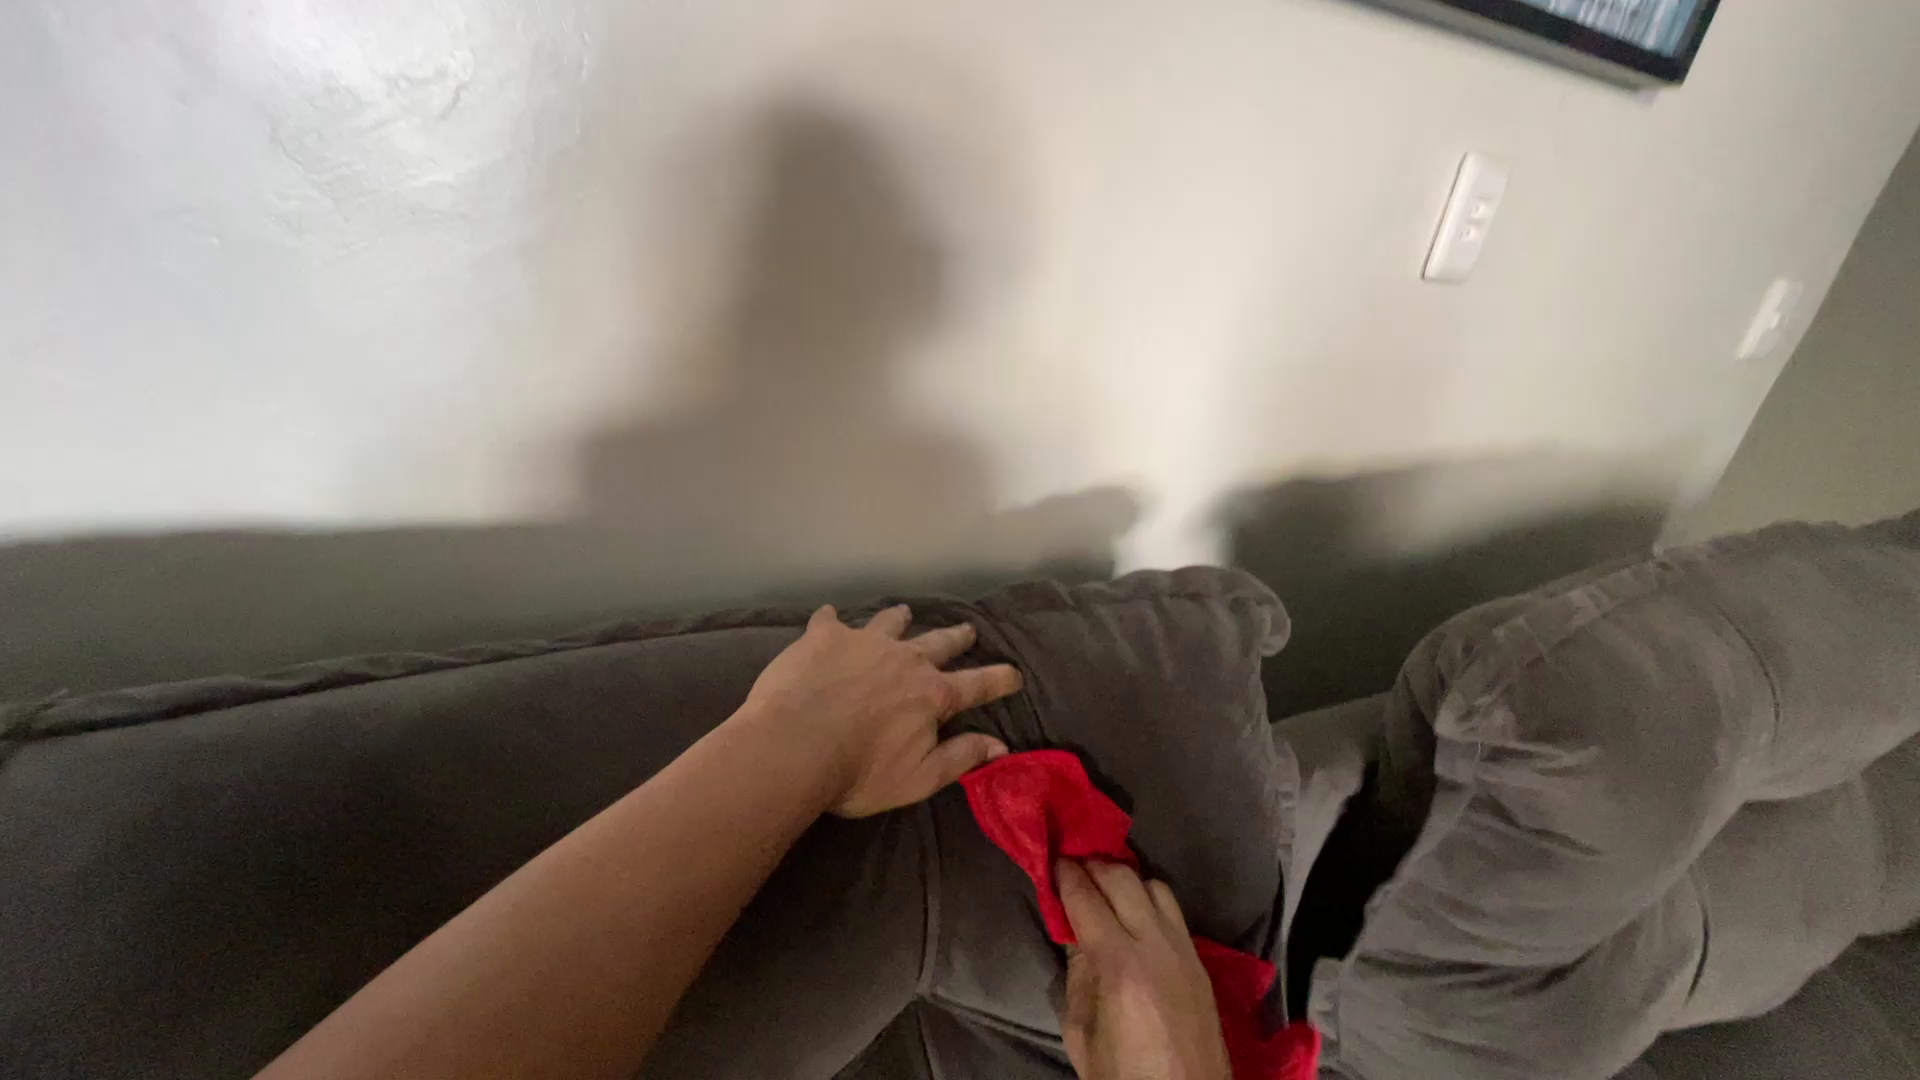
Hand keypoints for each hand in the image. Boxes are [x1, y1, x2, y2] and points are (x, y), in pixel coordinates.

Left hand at [740, 604, 1022, 817]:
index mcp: (932, 694)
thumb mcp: (919, 778)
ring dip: (900, 618)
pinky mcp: (825, 635)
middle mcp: (905, 659)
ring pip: (890, 623)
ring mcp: (864, 641)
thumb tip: (1000, 745)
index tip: (1014, 673)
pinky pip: (831, 619)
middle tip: (968, 629)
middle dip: (956, 637)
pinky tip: (829, 614)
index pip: (978, 684)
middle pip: (938, 643)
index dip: (1000, 679)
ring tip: (904, 611)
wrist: (794, 745)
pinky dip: (833, 618)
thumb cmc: (858, 772)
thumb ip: (961, 758)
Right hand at [1056, 860, 1231, 1079]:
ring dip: (1126, 879)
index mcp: (1119, 966)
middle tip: (1074, 867)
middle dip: (1093, 866)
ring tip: (1106, 886)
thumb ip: (1077, 971)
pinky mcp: (1199, 961)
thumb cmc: (1121, 1076)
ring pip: (1154, 886)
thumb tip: (1072, 929)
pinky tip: (1135, 911)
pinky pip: (1173, 911)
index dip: (1066, 875)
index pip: (1086, 898)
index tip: (1053, 861)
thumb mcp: (1080, 1030)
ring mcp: (1183, 950)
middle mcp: (1155, 946)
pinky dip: (1150, 899)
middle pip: (1122, 879)